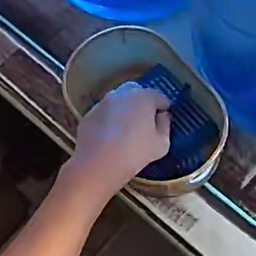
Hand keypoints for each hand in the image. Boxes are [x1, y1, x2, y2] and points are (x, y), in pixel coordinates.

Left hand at [62, 81, 170, 200]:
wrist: (98, 164)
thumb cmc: (136, 153)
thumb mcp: (162, 144)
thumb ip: (165, 125)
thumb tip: (163, 116)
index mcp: (144, 98)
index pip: (159, 96)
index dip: (164, 106)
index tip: (165, 116)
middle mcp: (122, 94)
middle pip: (137, 91)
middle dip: (143, 101)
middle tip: (146, 118)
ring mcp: (103, 102)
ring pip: (119, 100)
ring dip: (126, 108)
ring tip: (127, 126)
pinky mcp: (90, 113)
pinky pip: (105, 112)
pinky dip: (111, 117)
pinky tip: (112, 134)